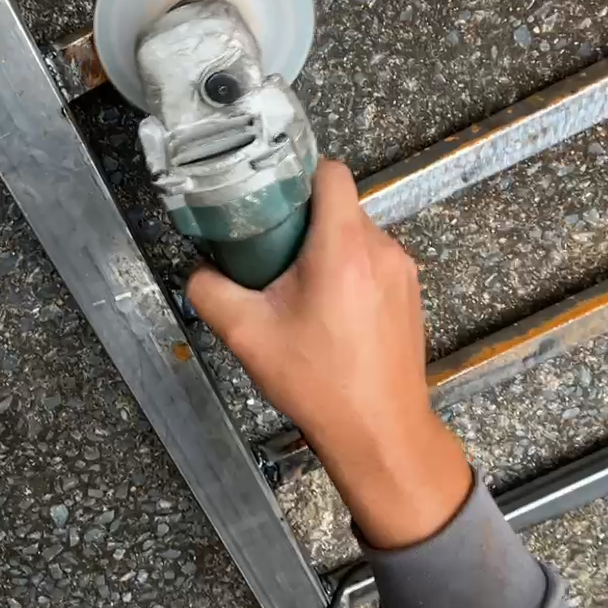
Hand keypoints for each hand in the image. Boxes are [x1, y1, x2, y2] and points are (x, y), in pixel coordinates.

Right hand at [187, 160, 470, 547]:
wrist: (380, 435)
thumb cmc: (316, 382)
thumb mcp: (245, 336)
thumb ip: (208, 291)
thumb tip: (197, 269)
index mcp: (343, 248)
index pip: (330, 172)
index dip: (297, 175)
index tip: (269, 199)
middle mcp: (381, 248)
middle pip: (338, 204)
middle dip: (302, 219)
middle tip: (269, 253)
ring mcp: (403, 270)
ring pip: (355, 231)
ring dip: (325, 246)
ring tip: (296, 286)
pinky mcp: (410, 291)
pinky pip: (373, 258)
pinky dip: (348, 267)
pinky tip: (328, 308)